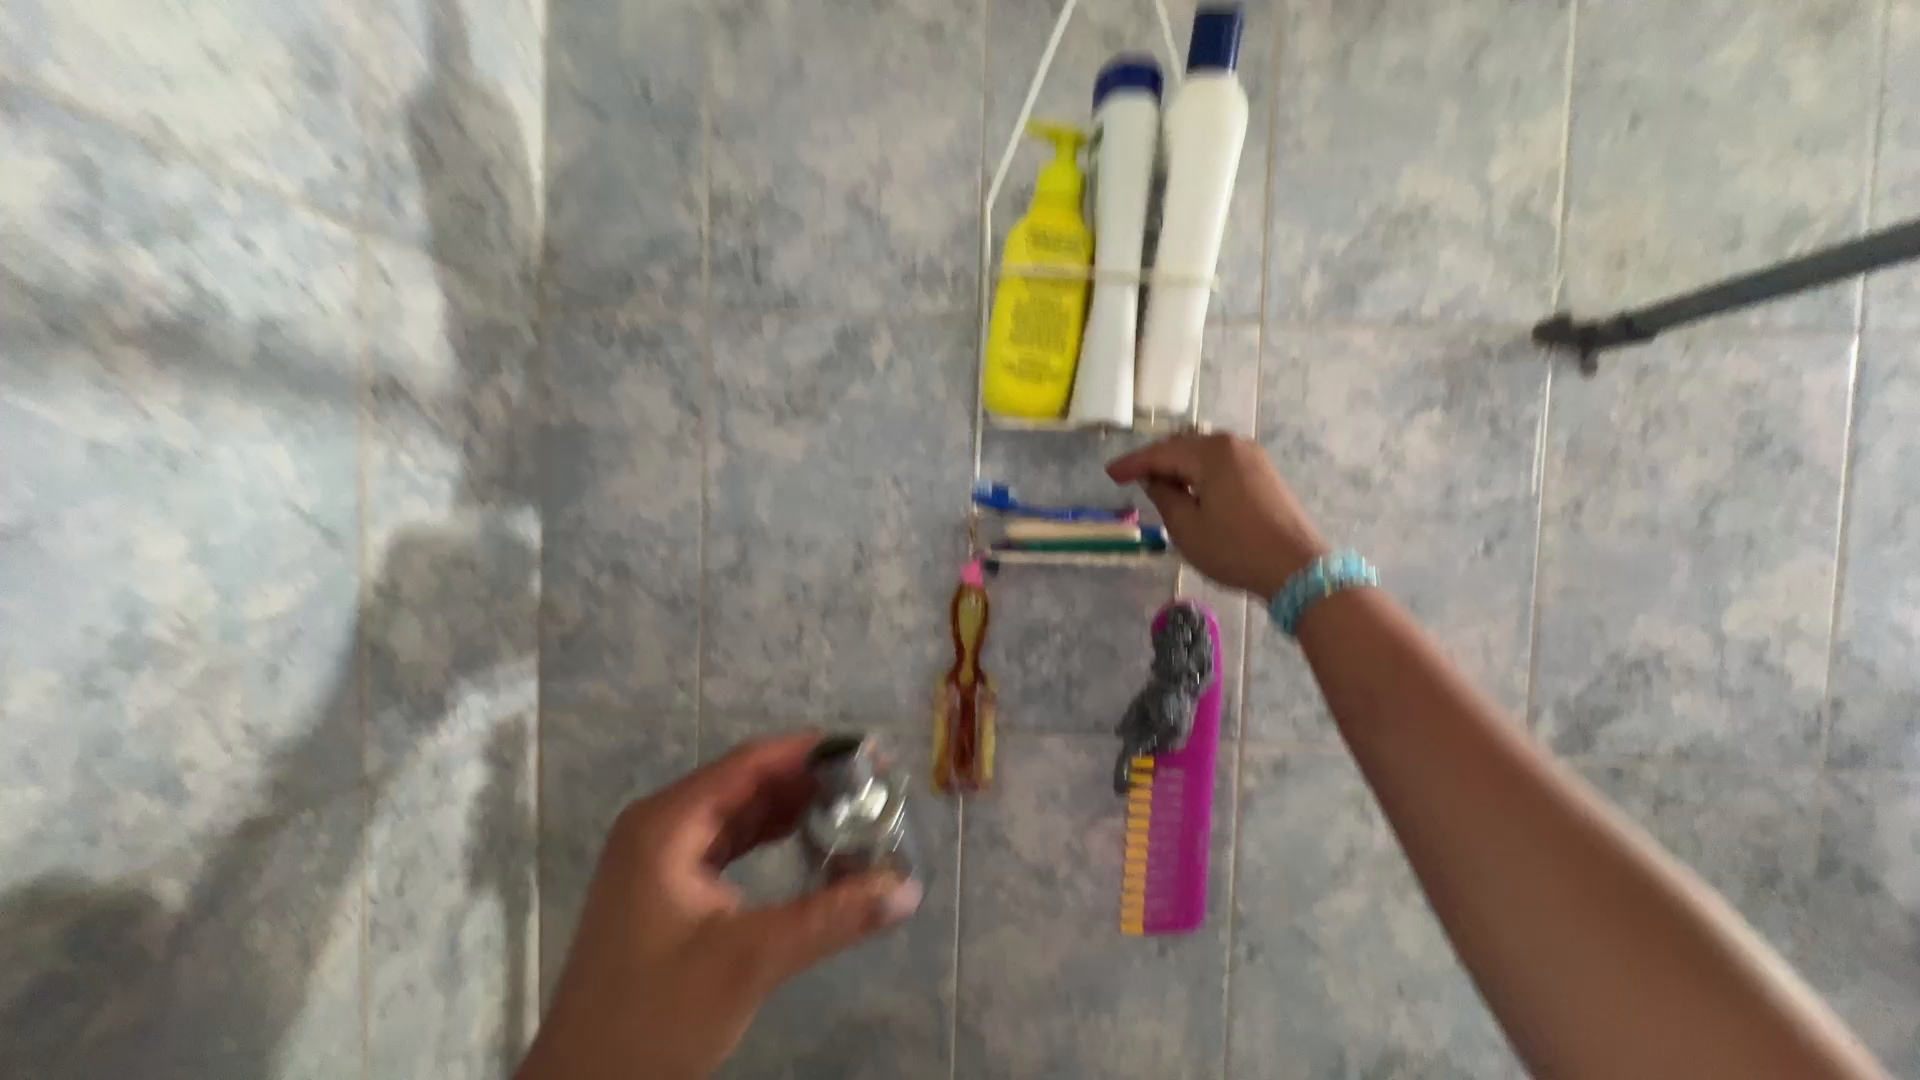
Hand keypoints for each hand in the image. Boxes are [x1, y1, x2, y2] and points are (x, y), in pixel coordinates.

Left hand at [517, 735, 923, 1079]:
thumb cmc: (657, 1016)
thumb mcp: (751, 961)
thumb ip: (832, 918)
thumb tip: (908, 889)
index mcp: (666, 824)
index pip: (750, 764)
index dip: (812, 752)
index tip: (870, 753)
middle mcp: (660, 825)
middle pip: (747, 783)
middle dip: (809, 782)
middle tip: (873, 786)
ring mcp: (659, 856)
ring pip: (740, 813)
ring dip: (793, 810)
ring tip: (855, 809)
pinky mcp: (667, 885)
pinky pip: (729, 843)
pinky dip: (771, 840)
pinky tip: (812, 844)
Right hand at [1107, 433, 1328, 600]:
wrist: (1297, 568)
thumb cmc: (1235, 548)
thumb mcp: (1186, 528)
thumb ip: (1164, 497)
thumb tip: (1155, 481)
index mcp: (1211, 453)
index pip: (1160, 453)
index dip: (1132, 464)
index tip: (1109, 474)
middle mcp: (1233, 444)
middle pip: (1183, 446)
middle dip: (1156, 461)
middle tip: (1131, 479)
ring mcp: (1253, 457)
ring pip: (1203, 454)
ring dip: (1179, 468)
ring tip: (1158, 488)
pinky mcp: (1264, 474)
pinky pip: (1221, 464)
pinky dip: (1200, 474)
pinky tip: (1191, 491)